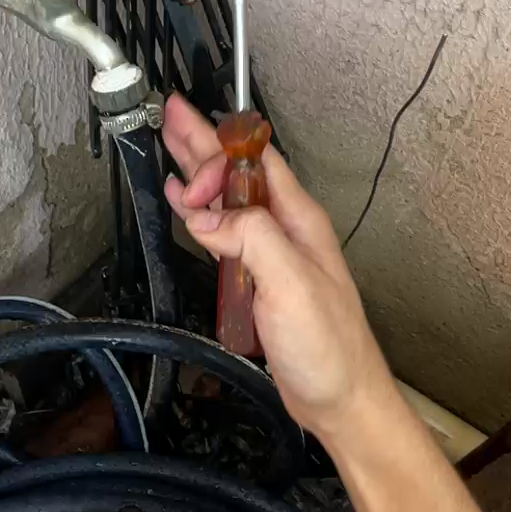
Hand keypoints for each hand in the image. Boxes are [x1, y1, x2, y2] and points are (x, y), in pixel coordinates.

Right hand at [160, 94, 395, 441]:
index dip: (221, 151)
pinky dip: (198, 212)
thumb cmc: (330, 347)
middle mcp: (283, 228)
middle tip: (172, 113)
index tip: (189, 163)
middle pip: (238, 170)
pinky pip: (222, 230)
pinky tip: (185, 202)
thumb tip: (207, 216)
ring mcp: (269, 250)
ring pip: (227, 196)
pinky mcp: (256, 274)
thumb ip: (252, 238)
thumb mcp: (292, 283)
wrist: (340, 398)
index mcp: (297, 219)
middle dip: (202, 140)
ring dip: (197, 169)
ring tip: (171, 141)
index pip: (256, 162)